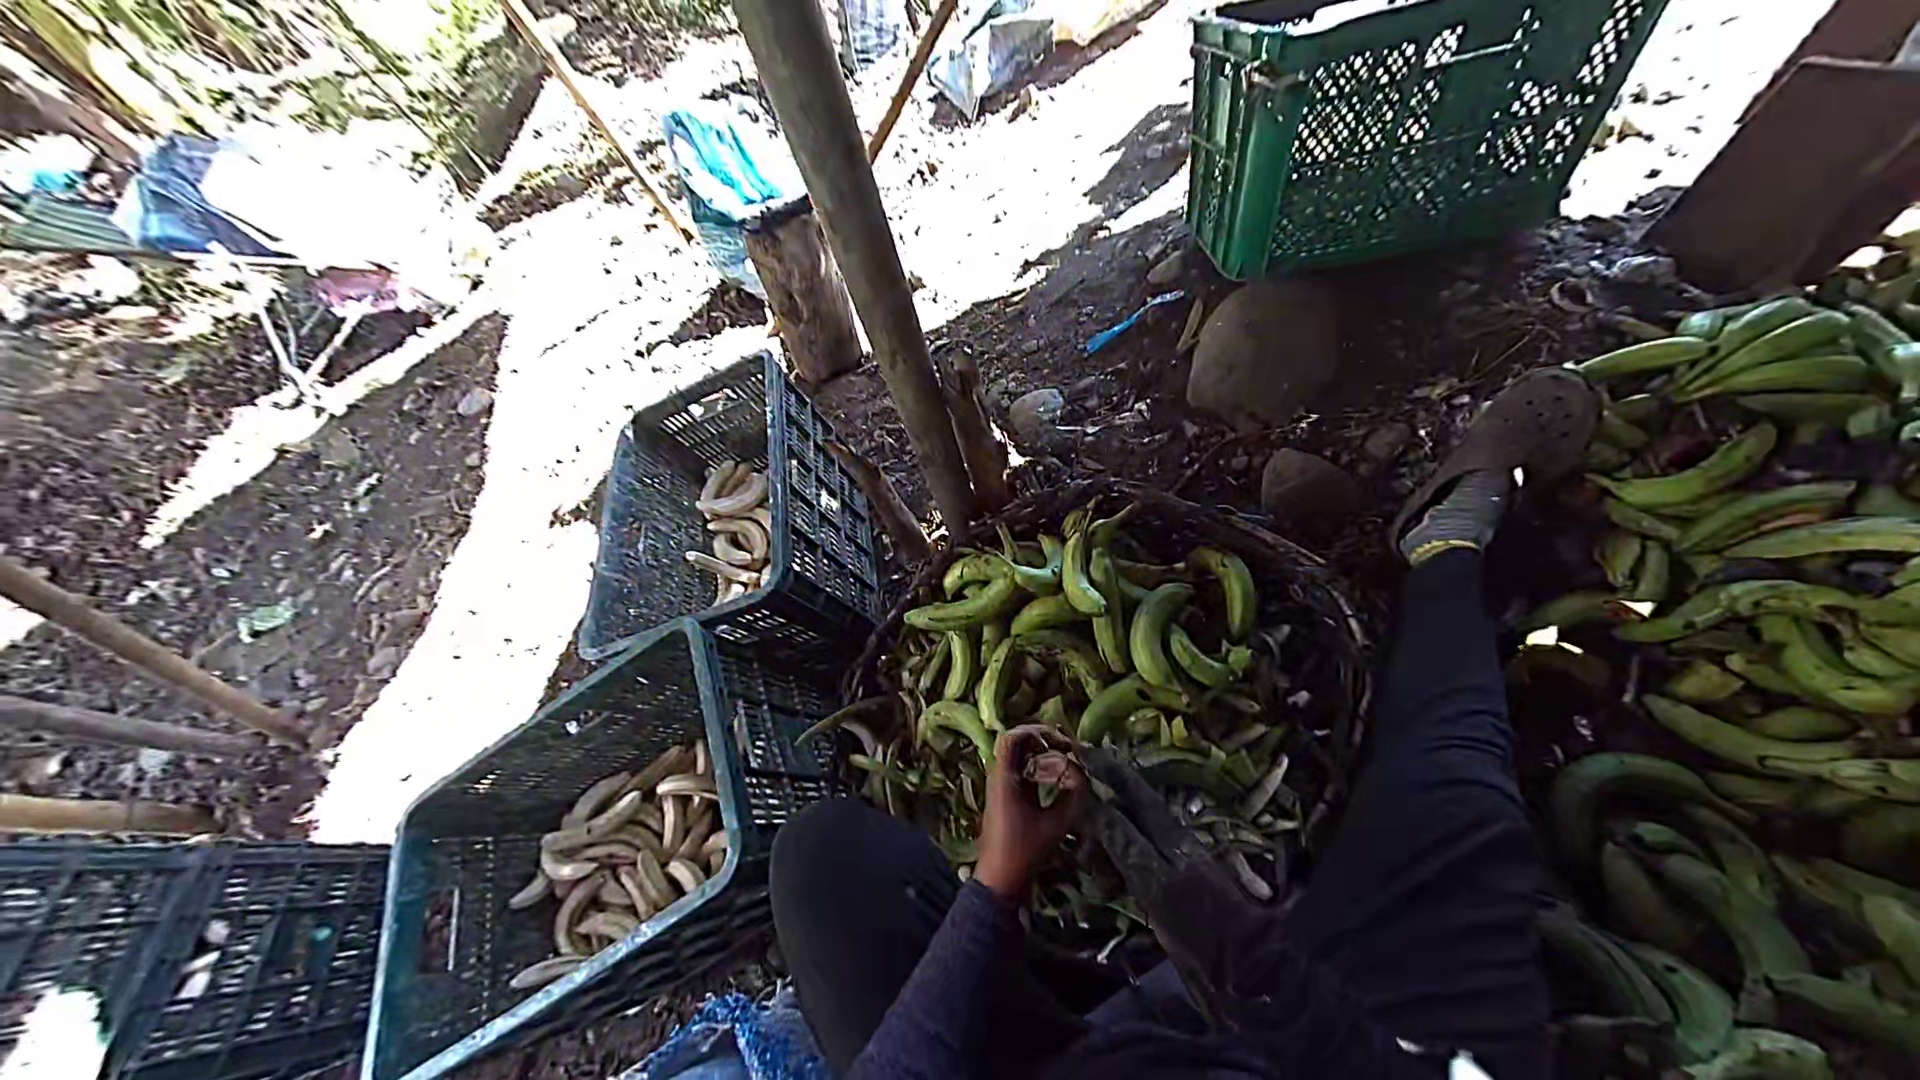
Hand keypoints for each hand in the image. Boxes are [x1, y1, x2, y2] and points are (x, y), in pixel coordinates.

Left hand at [972, 725, 1084, 899]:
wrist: (1000, 877)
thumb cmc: (1025, 851)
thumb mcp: (1056, 824)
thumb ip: (1072, 796)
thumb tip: (1083, 773)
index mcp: (1004, 778)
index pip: (1011, 737)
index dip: (1036, 732)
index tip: (1060, 744)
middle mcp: (998, 775)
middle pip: (1015, 741)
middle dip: (1042, 739)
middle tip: (1066, 749)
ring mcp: (999, 783)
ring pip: (1018, 753)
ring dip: (1040, 751)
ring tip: (1064, 758)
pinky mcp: (1004, 792)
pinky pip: (1019, 767)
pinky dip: (1036, 764)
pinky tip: (1055, 775)